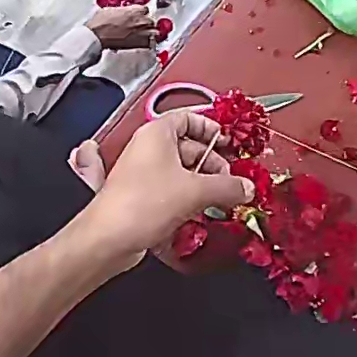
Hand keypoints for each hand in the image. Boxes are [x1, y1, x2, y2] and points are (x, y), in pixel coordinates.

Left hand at [66, 111, 254, 272]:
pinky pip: (173, 189)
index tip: (228, 141)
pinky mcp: (143, 196)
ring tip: (222, 198)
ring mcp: (144, 173)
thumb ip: (227, 186)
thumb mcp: (196, 191)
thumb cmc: (145, 203)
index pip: (188, 117)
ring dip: (204, 183)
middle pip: (190, 146)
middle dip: (213, 163)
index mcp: (157, 133)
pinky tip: (203, 211)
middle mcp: (149, 148)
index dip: (211, 127)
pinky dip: (189, 196)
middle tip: (231, 180)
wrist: (109, 239)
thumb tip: (247, 188)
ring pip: (182, 171)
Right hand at [87, 5, 158, 49]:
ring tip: (142, 36)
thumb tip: (123, 12)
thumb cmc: (100, 22)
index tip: (138, 16)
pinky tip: (140, 43)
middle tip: (138, 27)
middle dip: (146, 23)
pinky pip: (150, 43)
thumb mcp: (111, 10)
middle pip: (151, 20)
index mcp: (135, 10)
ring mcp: (143, 32)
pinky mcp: (141, 43)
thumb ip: (122, 10)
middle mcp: (142, 20)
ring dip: (149, 33)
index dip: (141, 14)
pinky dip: (147, 43)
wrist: (97, 36)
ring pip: (154, 32)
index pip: (146, 9)